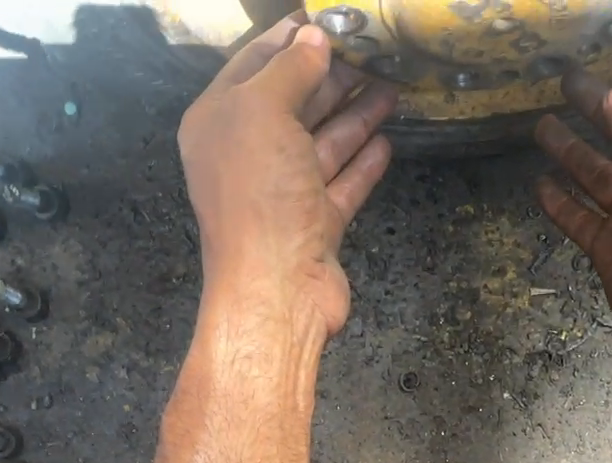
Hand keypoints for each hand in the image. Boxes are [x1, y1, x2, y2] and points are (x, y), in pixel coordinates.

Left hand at [179, 15, 397, 339]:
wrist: (277, 286)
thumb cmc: (259, 192)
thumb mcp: (262, 111)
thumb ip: (290, 70)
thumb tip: (315, 40)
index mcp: (220, 122)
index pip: (253, 65)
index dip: (288, 39)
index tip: (325, 19)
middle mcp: (250, 156)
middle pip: (293, 104)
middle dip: (330, 77)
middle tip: (371, 51)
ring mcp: (285, 194)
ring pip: (323, 144)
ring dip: (356, 115)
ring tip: (392, 86)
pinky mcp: (317, 226)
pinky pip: (342, 185)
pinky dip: (363, 163)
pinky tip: (386, 141)